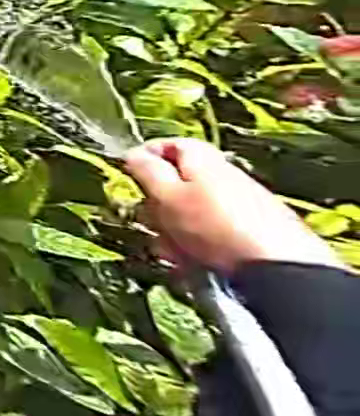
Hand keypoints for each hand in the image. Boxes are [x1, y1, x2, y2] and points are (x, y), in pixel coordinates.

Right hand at [122, 138, 342, 273]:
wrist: (283, 272)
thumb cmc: (213, 227)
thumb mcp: (166, 195)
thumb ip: (147, 170)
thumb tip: (135, 154)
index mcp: (209, 166)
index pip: (177, 144)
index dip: (150, 152)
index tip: (131, 168)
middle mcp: (233, 182)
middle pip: (183, 180)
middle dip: (158, 198)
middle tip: (147, 215)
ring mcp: (250, 209)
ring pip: (195, 208)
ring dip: (173, 224)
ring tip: (168, 245)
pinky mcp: (261, 234)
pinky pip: (215, 229)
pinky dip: (197, 240)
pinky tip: (191, 257)